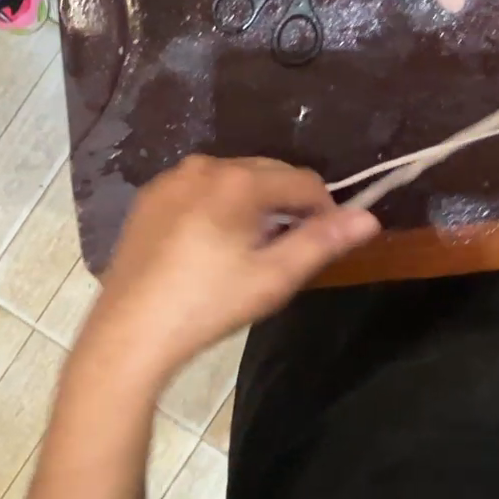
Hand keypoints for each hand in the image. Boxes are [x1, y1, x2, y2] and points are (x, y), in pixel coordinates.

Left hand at [83, 155, 379, 380]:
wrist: (128, 333)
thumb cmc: (207, 306)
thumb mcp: (273, 278)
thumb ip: (322, 242)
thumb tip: (370, 218)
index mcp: (238, 181)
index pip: (304, 181)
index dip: (324, 210)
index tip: (323, 243)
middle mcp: (205, 165)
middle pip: (269, 173)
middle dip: (287, 204)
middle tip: (285, 250)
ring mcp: (173, 179)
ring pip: (235, 179)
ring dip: (254, 204)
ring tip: (249, 250)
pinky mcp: (151, 196)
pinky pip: (202, 189)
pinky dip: (219, 206)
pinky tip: (210, 246)